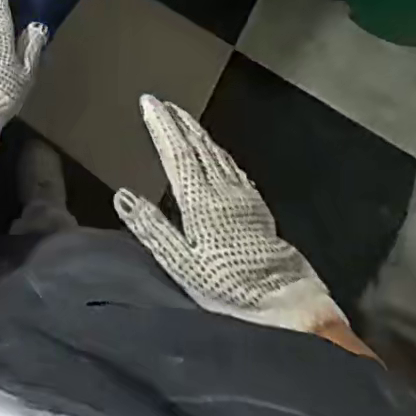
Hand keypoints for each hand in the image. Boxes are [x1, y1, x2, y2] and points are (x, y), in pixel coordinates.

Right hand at [114, 95, 343, 332]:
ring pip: (218, 156)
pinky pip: (235, 170)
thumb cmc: (229, 289)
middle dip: (179, 122)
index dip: (161, 126)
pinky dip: (220, 153)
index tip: (148, 103)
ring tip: (184, 118)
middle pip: (199, 148)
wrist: (292, 312)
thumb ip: (151, 227)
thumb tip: (122, 195)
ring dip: (199, 133)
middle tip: (163, 102)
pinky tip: (217, 152)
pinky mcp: (260, 210)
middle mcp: (225, 194)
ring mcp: (246, 201)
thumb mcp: (182, 264)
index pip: (176, 154)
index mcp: (201, 203)